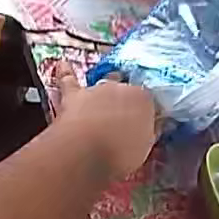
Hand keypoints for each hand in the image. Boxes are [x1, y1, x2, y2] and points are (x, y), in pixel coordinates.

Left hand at [46, 60, 156, 180]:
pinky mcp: (73, 95)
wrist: (86, 153)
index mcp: (145, 99)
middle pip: (127, 90)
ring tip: (103, 103)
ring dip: (104, 93)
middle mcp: (122, 88)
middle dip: (126, 102)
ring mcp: (97, 89)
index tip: (144, 125)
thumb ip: (150, 132)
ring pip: (104, 83)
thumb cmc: (120, 154)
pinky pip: (68, 78)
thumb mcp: (145, 147)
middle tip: (123, 120)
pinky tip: (63, 64)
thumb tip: (156, 124)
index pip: (149, 101)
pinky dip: (66, 71)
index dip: (147, 113)